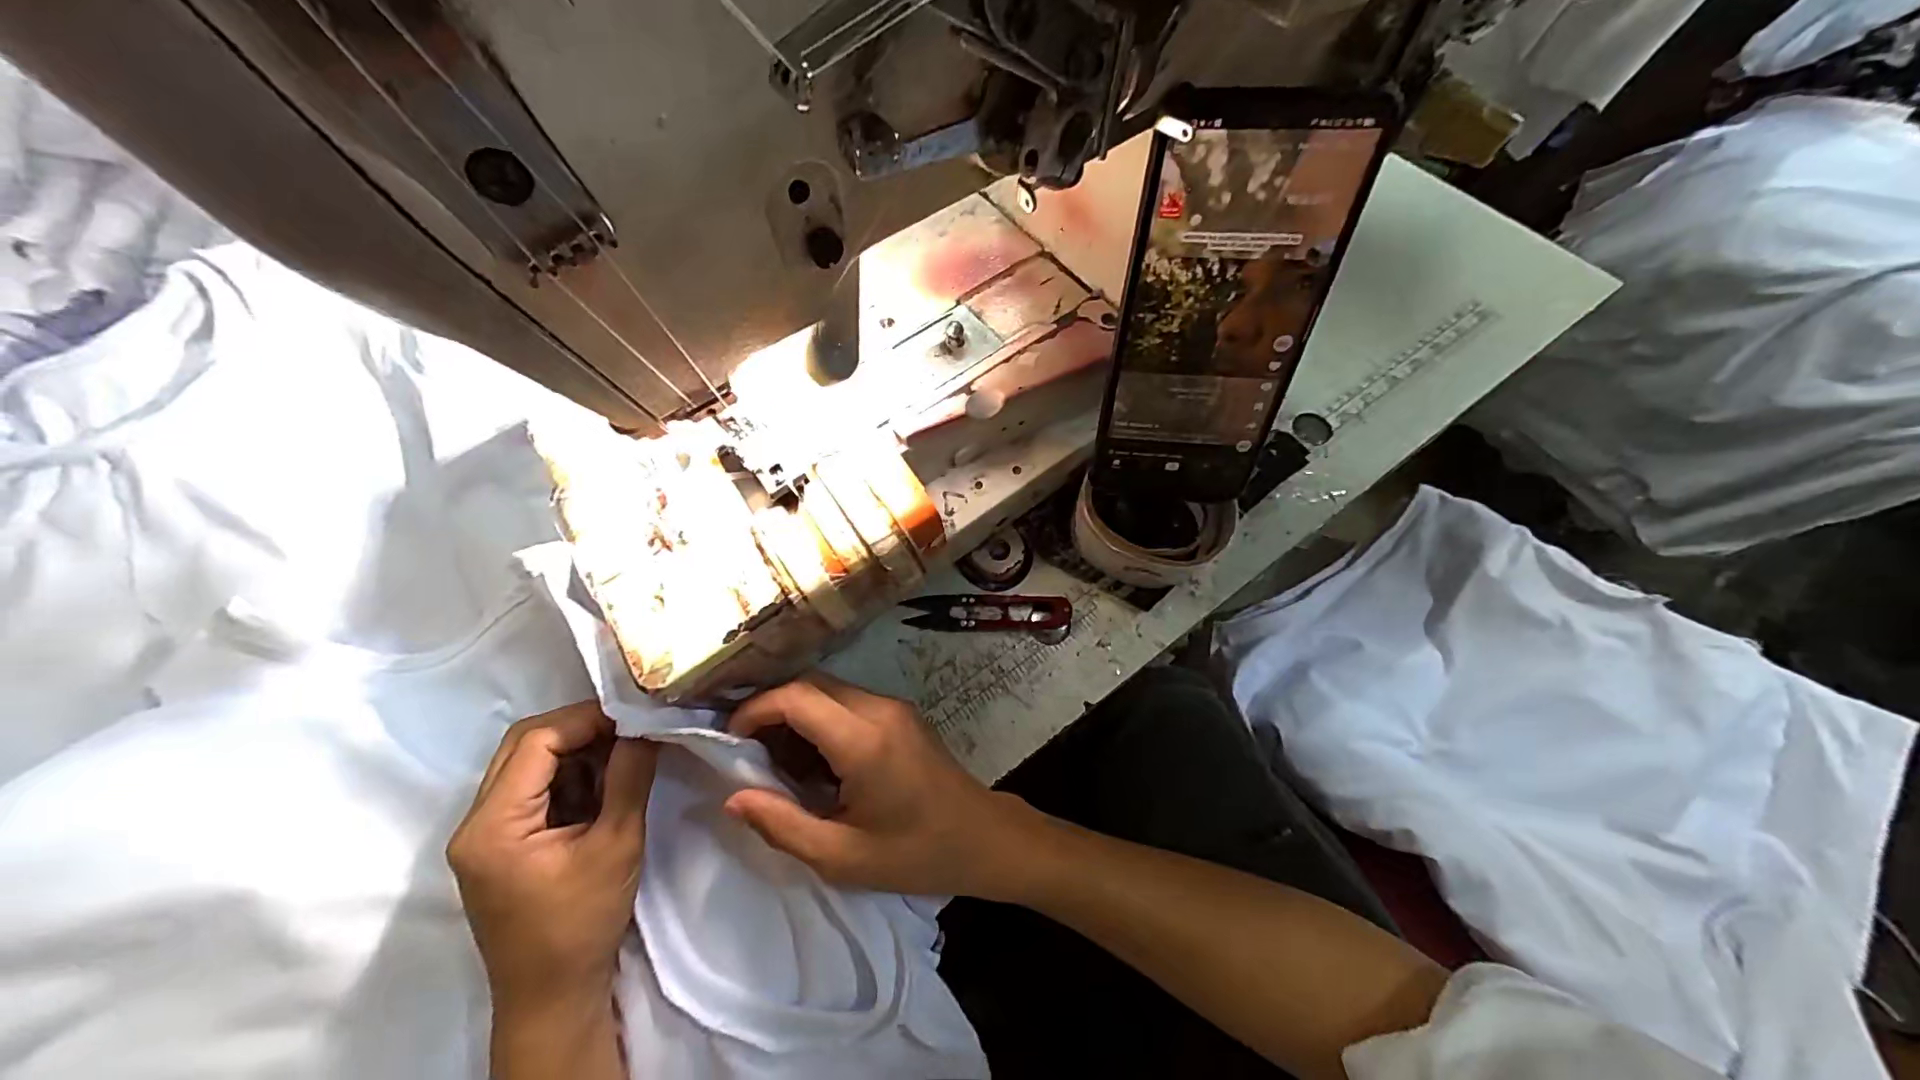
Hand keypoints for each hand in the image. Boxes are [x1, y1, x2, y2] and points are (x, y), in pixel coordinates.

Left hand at [447, 702, 659, 1012]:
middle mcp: (476, 822)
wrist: (553, 994)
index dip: (586, 720)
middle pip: (523, 745)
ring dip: (577, 750)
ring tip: (626, 748)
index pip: (535, 742)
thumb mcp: (617, 843)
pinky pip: (535, 789)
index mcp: (492, 825)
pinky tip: (608, 778)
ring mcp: (486, 834)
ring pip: (528, 763)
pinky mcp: (504, 843)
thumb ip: (630, 777)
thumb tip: (647, 725)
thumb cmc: (583, 922)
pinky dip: (572, 775)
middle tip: (631, 725)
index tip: (635, 714)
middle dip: (580, 728)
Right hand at [722, 673, 1044, 898]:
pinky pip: (850, 702)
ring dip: (797, 714)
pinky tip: (815, 761)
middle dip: (772, 709)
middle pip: (811, 684)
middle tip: (748, 751)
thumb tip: (733, 797)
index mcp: (864, 740)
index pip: (797, 697)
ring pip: (829, 690)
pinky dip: (821, 720)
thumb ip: (782, 825)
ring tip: (777, 761)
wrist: (985, 839)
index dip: (755, 710)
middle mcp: (880, 709)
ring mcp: (895, 708)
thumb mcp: (842, 856)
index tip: (731, 739)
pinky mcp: (902, 715)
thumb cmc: (917, 853)